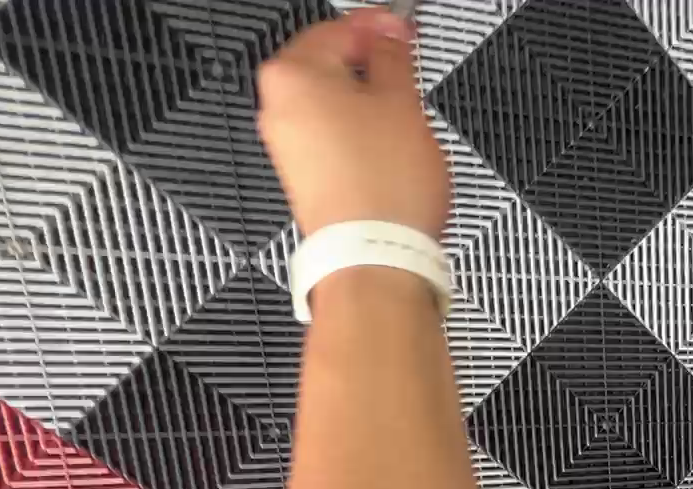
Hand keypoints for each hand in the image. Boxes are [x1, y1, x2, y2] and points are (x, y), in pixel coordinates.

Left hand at [256, 8, 449, 238]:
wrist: (376, 256)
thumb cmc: (384, 188)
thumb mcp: (403, 106)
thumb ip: (394, 60)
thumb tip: (388, 37)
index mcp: (292, 75)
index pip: (339, 30)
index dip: (380, 28)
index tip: (403, 30)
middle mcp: (279, 108)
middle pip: (335, 75)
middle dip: (377, 83)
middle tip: (412, 94)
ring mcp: (290, 149)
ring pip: (339, 116)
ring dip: (374, 122)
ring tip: (409, 144)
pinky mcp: (309, 184)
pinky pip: (340, 152)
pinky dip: (367, 154)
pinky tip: (394, 173)